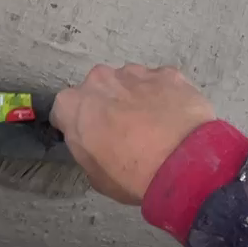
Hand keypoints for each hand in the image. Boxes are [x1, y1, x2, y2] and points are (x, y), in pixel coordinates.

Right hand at [52, 64, 215, 203]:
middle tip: (124, 131)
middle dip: (107, 105)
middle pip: (97, 90)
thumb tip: (96, 141)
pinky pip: (159, 83)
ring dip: (135, 98)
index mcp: (72, 104)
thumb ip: (86, 147)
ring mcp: (134, 72)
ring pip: (128, 82)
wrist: (182, 164)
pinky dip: (163, 95)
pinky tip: (173, 117)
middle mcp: (98, 80)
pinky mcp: (167, 73)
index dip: (77, 125)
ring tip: (154, 125)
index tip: (91, 138)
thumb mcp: (94, 174)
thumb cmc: (130, 174)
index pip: (64, 111)